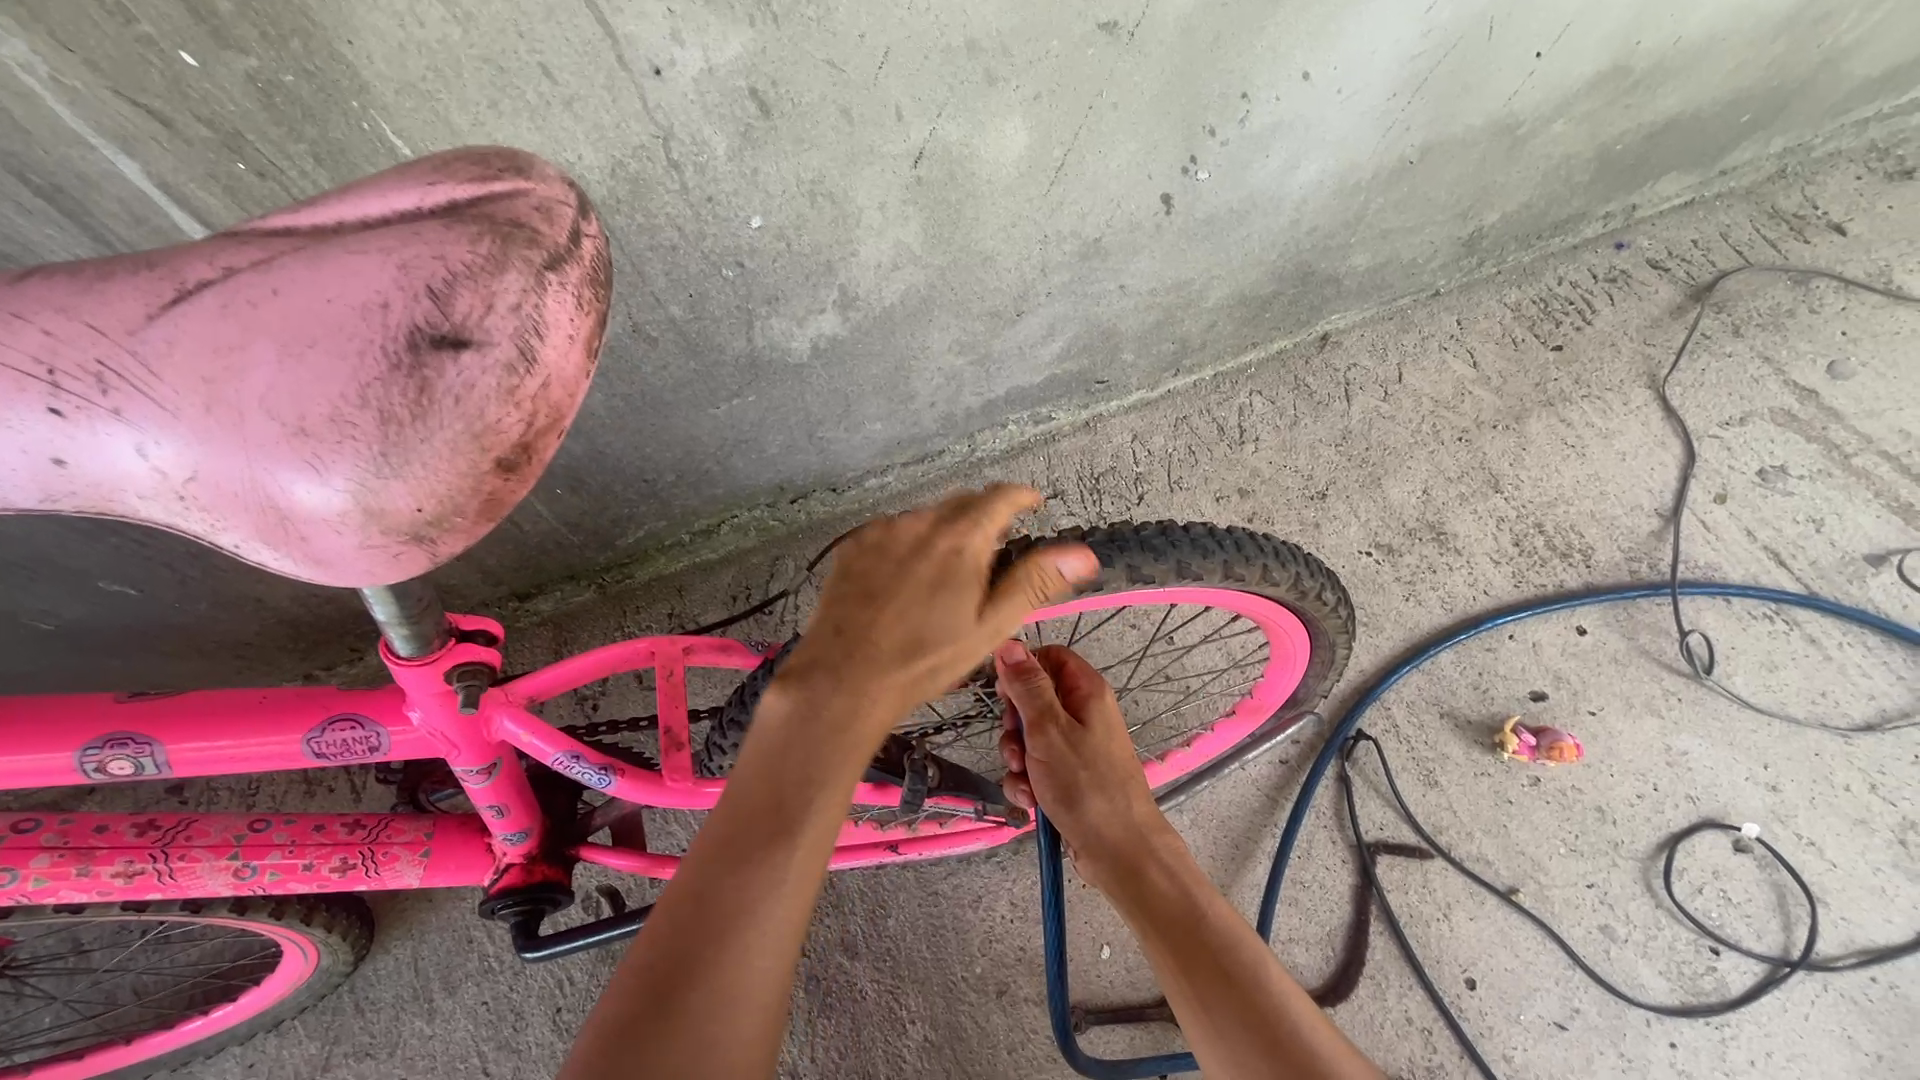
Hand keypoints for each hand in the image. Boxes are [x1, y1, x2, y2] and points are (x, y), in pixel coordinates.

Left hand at [775, 485, 1099, 737]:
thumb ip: (1036, 582)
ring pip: (927, 516)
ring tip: (947, 574)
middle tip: (993, 552)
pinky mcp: (854, 545)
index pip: (1001, 495)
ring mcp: (882, 530)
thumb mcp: (990, 627)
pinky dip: (911, 542)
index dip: (1022, 497)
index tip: (1033, 505)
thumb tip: (1084, 553)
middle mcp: (921, 521)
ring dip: (946, 530)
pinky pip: (894, 530)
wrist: (844, 678)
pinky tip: (906, 581)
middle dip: (985, 516)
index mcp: (961, 538)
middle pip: (963, 501)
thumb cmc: (926, 660)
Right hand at [995, 641, 1180, 889]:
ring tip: (1026, 778)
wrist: (1118, 850)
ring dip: (1017, 758)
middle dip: (1015, 724)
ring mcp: (1076, 747)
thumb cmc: (1086, 784)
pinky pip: (1035, 767)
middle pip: (1033, 699)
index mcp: (1086, 691)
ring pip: (1029, 736)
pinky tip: (1031, 799)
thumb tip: (1010, 643)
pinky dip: (1027, 781)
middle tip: (1018, 744)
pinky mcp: (1068, 776)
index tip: (1006, 694)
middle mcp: (1083, 713)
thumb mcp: (1048, 729)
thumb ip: (1027, 686)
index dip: (1023, 671)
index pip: (1049, 657)